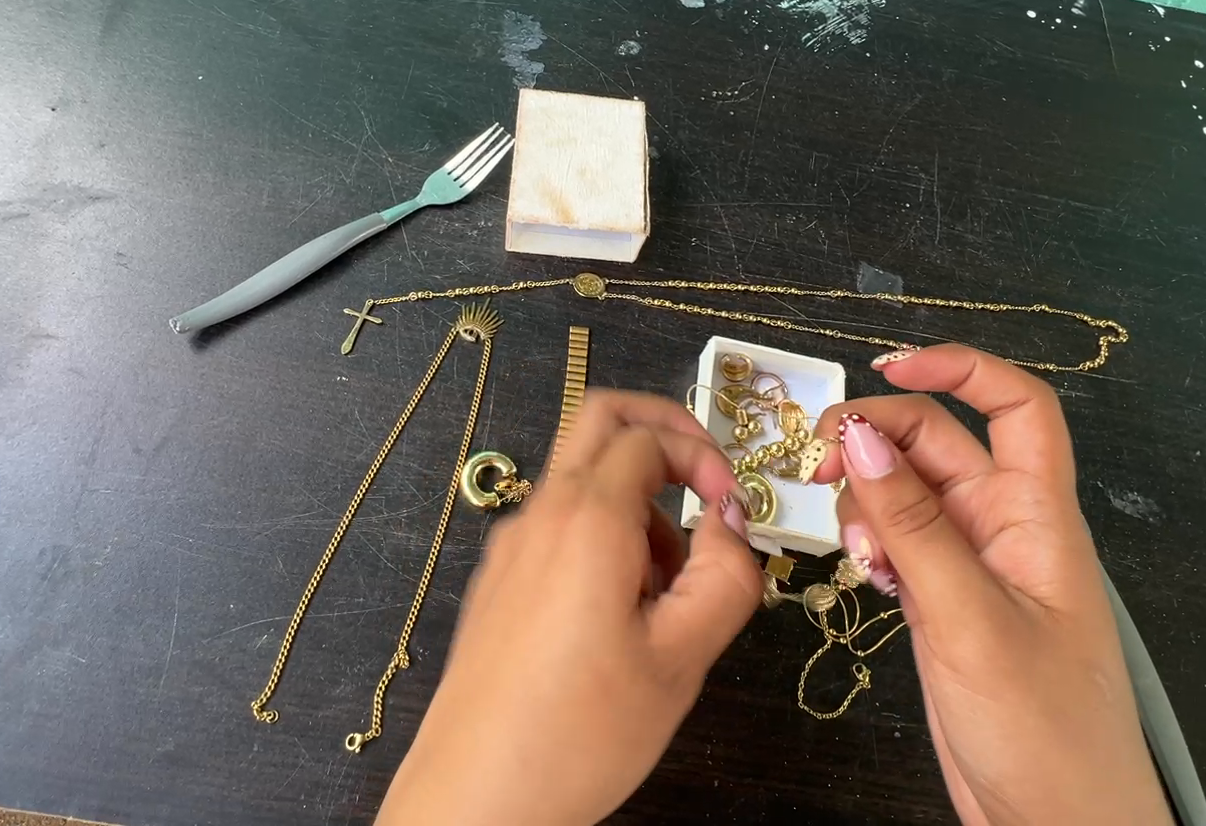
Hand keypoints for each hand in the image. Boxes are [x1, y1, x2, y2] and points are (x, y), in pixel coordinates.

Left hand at [378, 391, 759, 825]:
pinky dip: (605, 531)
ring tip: (667, 591)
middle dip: (662, 431)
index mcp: (586, 515)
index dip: (702, 456)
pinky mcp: (501, 574)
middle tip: (703, 481)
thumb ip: (725, 574)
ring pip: (583, 474)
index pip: (649, 436)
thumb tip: (730, 519)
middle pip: (600, 418)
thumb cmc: (582, 730)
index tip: (731, 508)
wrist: (473, 798)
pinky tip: (621, 611)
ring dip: (638, 500)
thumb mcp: (680, 658)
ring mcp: (513, 540)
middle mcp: (542, 510)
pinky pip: (561, 520)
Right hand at [811, 344, 1169, 825]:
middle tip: (820, 462)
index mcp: (1035, 515)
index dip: (962, 370)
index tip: (887, 366)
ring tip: (858, 551)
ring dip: (865, 499)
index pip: (1018, 408)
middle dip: (874, 438)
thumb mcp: (971, 619)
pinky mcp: (935, 592)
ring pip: (901, 488)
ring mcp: (964, 559)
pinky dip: (867, 539)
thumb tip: (860, 438)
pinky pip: (890, 536)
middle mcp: (999, 523)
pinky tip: (864, 573)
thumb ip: (913, 525)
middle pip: (934, 442)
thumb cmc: (1040, 727)